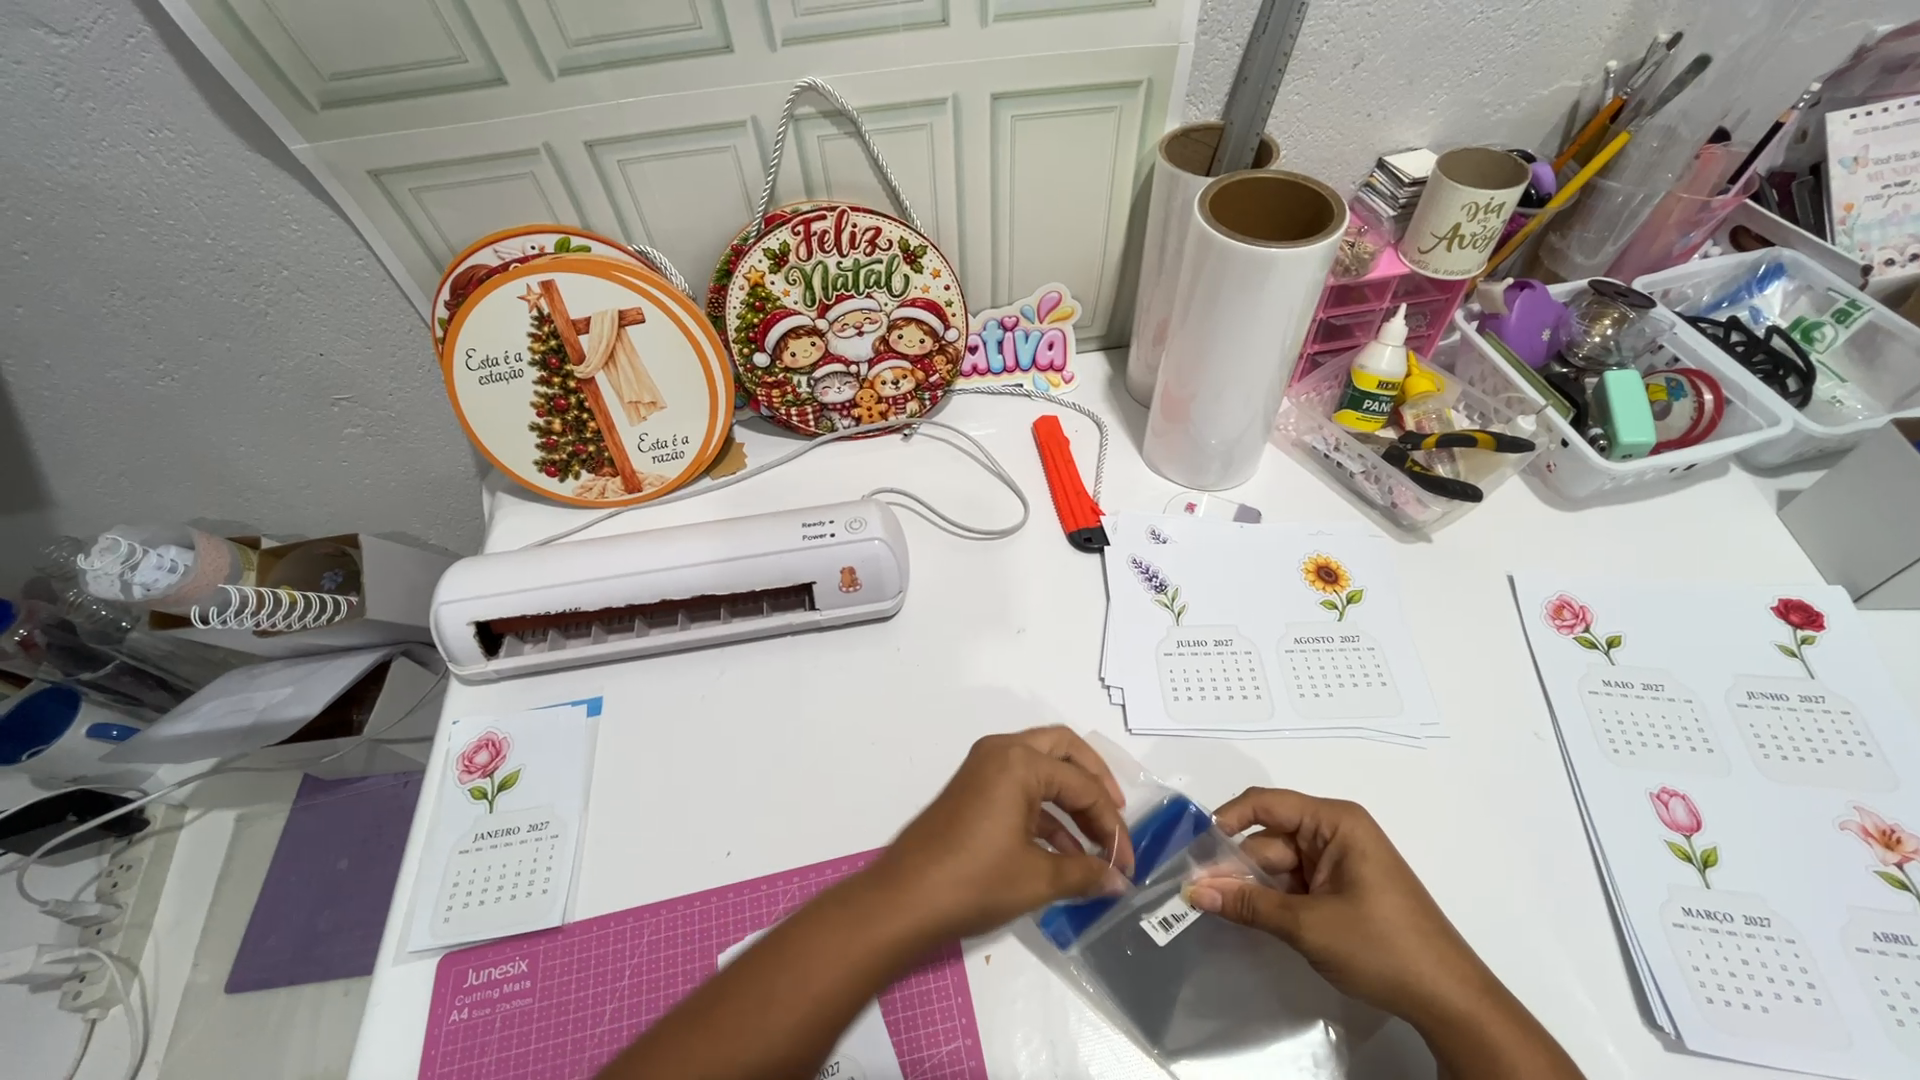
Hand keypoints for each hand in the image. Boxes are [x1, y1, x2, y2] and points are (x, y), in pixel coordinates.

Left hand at [864, 727, 1134, 941]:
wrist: (903, 901)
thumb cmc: (973, 882)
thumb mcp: (1037, 878)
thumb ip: (1085, 872)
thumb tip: (1118, 881)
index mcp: (1019, 761)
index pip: (1083, 785)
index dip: (1112, 826)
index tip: (1126, 863)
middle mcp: (1001, 752)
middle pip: (1065, 753)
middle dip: (1096, 785)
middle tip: (1116, 819)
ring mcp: (983, 770)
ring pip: (1043, 771)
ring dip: (1071, 803)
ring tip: (1095, 848)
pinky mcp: (973, 792)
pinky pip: (1021, 790)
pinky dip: (1046, 814)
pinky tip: (1065, 853)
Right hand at [1185, 789, 1499, 1025]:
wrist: (1449, 1000)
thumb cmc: (1382, 946)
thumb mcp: (1307, 925)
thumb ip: (1247, 904)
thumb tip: (1193, 892)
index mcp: (1334, 822)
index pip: (1266, 804)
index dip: (1227, 820)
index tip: (1194, 848)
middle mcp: (1334, 833)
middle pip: (1268, 837)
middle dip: (1234, 863)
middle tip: (1194, 891)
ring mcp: (1338, 863)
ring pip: (1276, 863)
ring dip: (1250, 885)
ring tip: (1213, 908)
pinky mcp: (1339, 890)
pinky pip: (1292, 883)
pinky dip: (1270, 898)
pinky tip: (1245, 916)